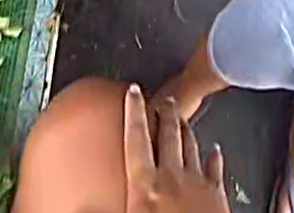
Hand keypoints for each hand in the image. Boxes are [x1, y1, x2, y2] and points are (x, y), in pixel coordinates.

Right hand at [124, 87, 228, 212]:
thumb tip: (77, 206)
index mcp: (145, 187)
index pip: (137, 140)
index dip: (135, 113)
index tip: (134, 91)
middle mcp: (172, 177)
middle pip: (169, 134)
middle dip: (165, 112)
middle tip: (163, 98)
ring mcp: (197, 183)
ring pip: (191, 144)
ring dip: (186, 128)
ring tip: (182, 118)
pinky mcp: (217, 195)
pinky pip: (214, 167)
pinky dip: (212, 156)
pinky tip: (214, 150)